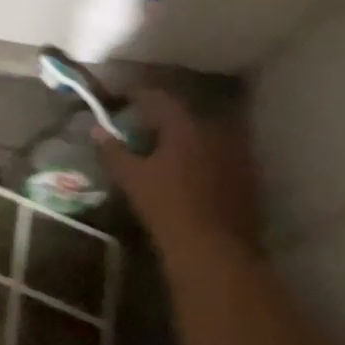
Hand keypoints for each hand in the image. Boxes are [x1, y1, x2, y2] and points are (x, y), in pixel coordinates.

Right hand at [94, 88, 261, 249]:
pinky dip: (205, 153)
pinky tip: (193, 169)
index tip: (123, 97)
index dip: (138, 95)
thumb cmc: (167, 207)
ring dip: (187, 134)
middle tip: (145, 124)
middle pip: (185, 113)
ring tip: (169, 146)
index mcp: (184, 126)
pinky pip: (221, 152)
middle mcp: (214, 130)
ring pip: (206, 132)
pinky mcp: (248, 174)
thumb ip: (113, 151)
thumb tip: (96, 129)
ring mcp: (236, 152)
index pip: (158, 98)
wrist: (215, 248)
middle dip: (164, 115)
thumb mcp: (131, 178)